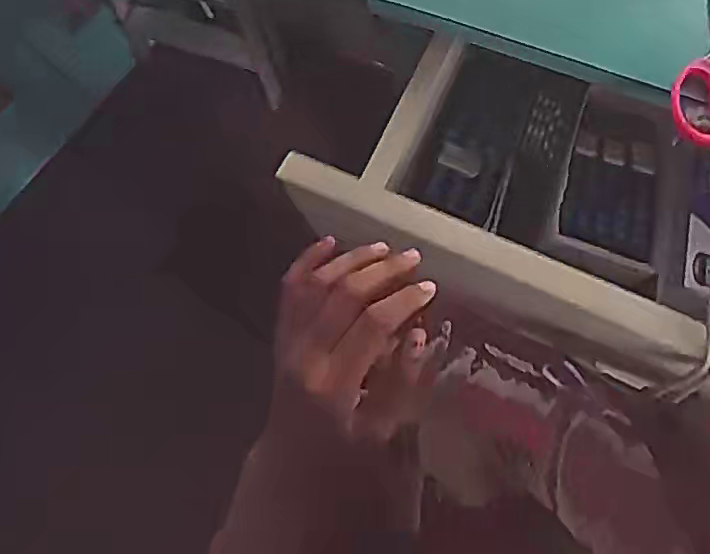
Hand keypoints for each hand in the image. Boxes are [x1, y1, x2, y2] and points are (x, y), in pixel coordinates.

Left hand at [268, 236, 442, 451]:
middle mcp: (306, 357)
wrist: (286, 466)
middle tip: (414, 259)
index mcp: (334, 386)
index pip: (372, 325)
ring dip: (353, 259)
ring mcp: (287, 343)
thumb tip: (419, 333)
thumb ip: (403, 382)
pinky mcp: (280, 335)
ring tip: (385, 249)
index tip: (430, 289)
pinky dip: (308, 260)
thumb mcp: (382, 433)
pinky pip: (290, 289)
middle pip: (345, 295)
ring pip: (318, 283)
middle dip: (384, 271)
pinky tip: (331, 242)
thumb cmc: (343, 455)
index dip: (404, 301)